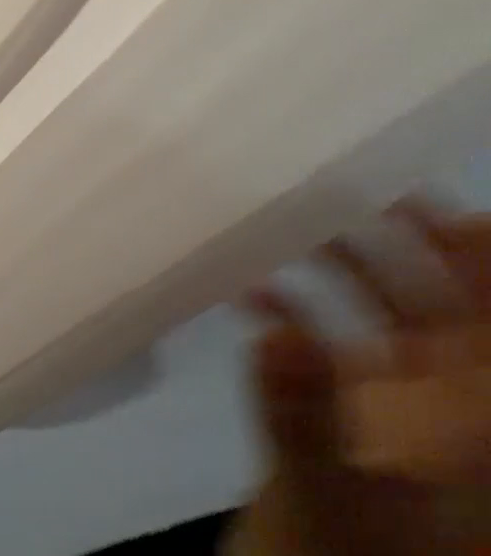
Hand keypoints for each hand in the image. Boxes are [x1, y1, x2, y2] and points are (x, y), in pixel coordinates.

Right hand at [234, 201, 490, 554]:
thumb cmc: (340, 545)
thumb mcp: (325, 493)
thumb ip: (302, 415)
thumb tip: (276, 330)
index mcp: (469, 419)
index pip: (490, 322)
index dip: (475, 261)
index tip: (428, 204)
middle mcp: (448, 401)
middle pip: (444, 308)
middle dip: (403, 249)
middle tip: (338, 194)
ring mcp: (398, 403)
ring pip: (389, 318)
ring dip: (342, 273)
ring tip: (285, 232)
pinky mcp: (350, 407)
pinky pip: (333, 344)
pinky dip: (295, 313)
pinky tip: (249, 298)